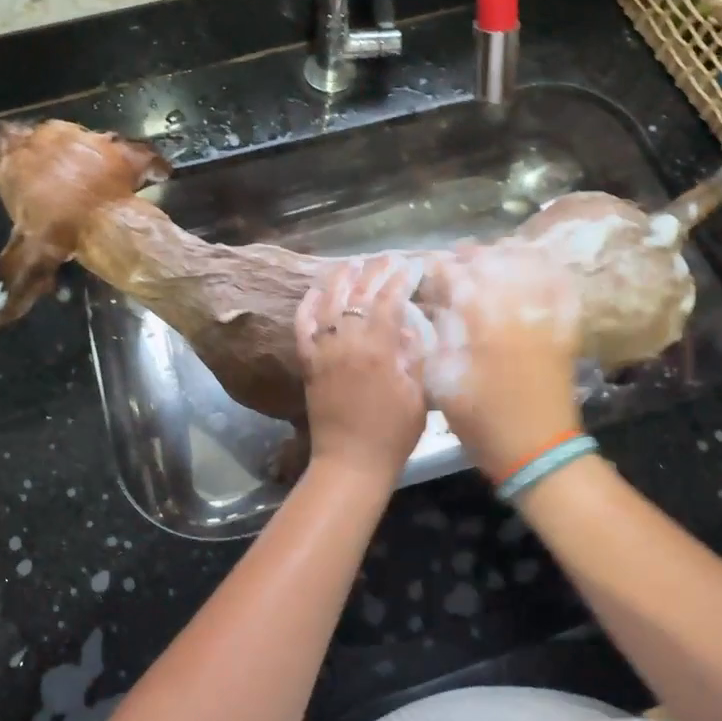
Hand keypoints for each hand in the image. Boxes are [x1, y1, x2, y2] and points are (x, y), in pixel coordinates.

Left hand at [294, 254, 429, 479]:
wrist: (350, 463)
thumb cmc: (392, 433)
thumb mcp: (418, 396)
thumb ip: (415, 356)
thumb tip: (409, 326)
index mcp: (380, 349)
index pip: (390, 301)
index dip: (402, 280)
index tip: (412, 266)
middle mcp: (348, 342)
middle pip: (360, 294)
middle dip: (375, 271)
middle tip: (388, 257)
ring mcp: (324, 350)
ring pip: (329, 302)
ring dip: (342, 278)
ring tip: (353, 262)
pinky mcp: (308, 362)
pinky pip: (303, 326)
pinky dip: (308, 305)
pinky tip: (315, 290)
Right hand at [418, 245, 583, 481]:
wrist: (538, 453)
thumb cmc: (482, 422)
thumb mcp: (443, 383)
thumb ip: (435, 341)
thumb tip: (430, 313)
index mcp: (480, 324)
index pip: (456, 277)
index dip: (440, 269)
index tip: (429, 267)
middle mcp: (513, 311)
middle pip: (493, 264)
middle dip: (472, 256)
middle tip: (458, 258)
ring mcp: (544, 319)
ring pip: (529, 269)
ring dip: (508, 256)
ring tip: (494, 254)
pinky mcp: (563, 333)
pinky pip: (563, 292)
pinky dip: (551, 274)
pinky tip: (539, 266)